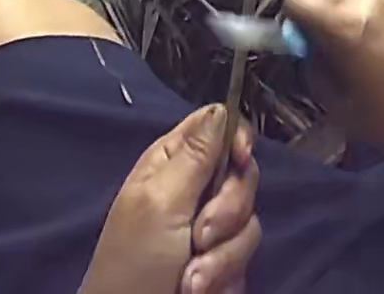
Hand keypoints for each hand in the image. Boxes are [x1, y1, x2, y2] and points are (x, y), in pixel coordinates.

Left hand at [79, 105, 260, 293]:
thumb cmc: (135, 264)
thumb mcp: (160, 202)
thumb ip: (196, 155)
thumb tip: (222, 108)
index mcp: (174, 162)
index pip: (218, 124)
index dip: (237, 135)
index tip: (242, 159)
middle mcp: (195, 189)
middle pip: (242, 172)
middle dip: (229, 208)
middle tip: (199, 236)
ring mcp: (211, 229)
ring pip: (248, 219)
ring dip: (222, 256)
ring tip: (191, 282)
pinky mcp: (223, 265)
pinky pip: (245, 258)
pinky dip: (224, 278)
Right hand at [283, 0, 383, 160]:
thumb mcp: (347, 112)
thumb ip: (317, 76)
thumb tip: (308, 56)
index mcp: (344, 24)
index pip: (297, 0)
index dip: (293, 23)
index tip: (302, 46)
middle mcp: (366, 0)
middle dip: (321, 24)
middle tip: (334, 59)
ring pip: (351, 2)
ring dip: (348, 22)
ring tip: (366, 58)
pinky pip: (377, 7)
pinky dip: (372, 22)